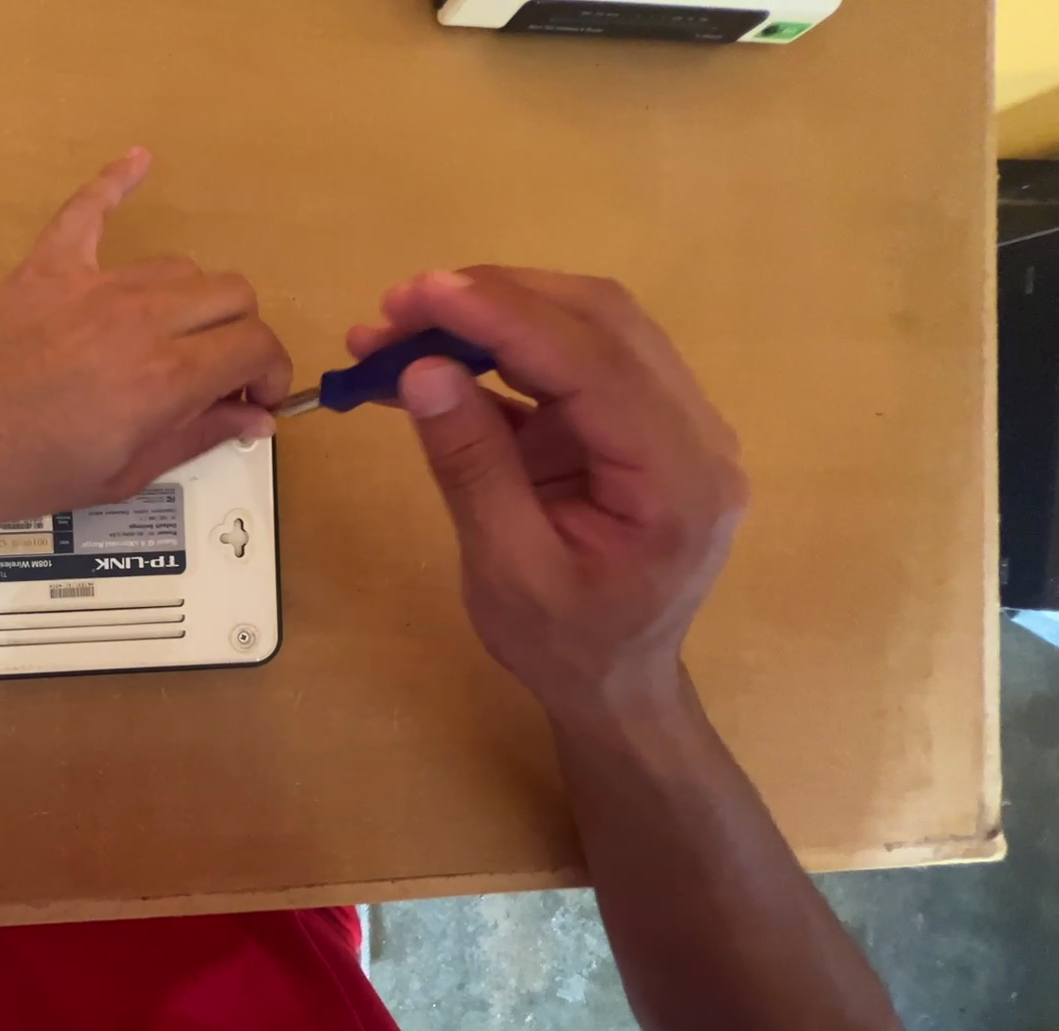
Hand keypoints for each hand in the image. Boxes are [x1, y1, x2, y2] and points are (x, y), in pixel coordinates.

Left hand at [0, 149, 290, 541]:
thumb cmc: (28, 476)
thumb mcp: (124, 475)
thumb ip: (198, 437)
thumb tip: (256, 418)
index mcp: (162, 380)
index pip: (255, 346)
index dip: (272, 372)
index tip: (260, 396)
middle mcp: (137, 320)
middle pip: (232, 295)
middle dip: (245, 336)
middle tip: (224, 374)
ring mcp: (90, 285)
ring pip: (179, 267)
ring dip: (196, 302)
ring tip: (177, 338)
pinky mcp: (47, 266)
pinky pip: (90, 208)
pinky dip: (117, 183)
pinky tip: (140, 162)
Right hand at [349, 267, 746, 716]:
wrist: (610, 683)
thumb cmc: (561, 644)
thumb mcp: (504, 567)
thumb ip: (471, 466)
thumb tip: (422, 373)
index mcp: (675, 476)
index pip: (593, 362)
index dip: (503, 317)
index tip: (418, 294)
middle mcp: (687, 431)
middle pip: (597, 322)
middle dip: (492, 301)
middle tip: (395, 307)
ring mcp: (658, 423)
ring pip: (580, 330)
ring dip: (487, 318)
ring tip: (396, 329)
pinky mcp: (619, 426)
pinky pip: (557, 368)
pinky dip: (489, 356)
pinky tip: (425, 363)